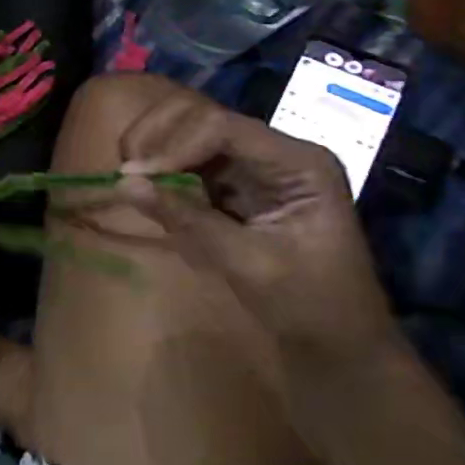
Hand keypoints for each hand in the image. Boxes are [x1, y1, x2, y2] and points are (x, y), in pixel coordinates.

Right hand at [116, 81, 397, 356]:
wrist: (341, 347)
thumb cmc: (310, 307)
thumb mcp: (247, 264)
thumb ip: (187, 219)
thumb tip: (123, 183)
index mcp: (300, 163)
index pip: (223, 128)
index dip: (174, 145)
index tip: (136, 174)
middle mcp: (277, 151)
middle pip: (203, 117)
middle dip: (158, 136)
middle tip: (127, 168)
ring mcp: (255, 164)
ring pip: (190, 130)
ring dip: (155, 146)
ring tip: (131, 175)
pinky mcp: (235, 181)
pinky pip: (189, 157)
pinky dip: (163, 166)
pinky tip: (146, 185)